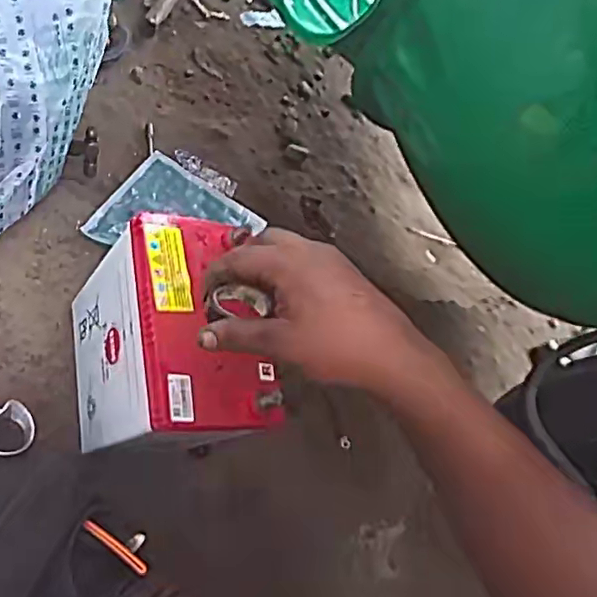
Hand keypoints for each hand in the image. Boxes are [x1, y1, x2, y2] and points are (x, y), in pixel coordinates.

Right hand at [200, 228, 461, 402]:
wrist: (390, 356)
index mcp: (289, 263)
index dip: (216, 274)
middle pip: (262, 241)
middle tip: (225, 287)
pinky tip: (282, 303)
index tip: (206, 292)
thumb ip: (238, 334)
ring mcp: (329, 260)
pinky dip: (283, 273)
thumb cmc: (338, 346)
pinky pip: (303, 261)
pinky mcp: (342, 274)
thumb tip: (207, 335)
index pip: (239, 256)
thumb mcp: (278, 343)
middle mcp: (309, 252)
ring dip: (262, 266)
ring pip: (285, 248)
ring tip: (251, 297)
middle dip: (239, 261)